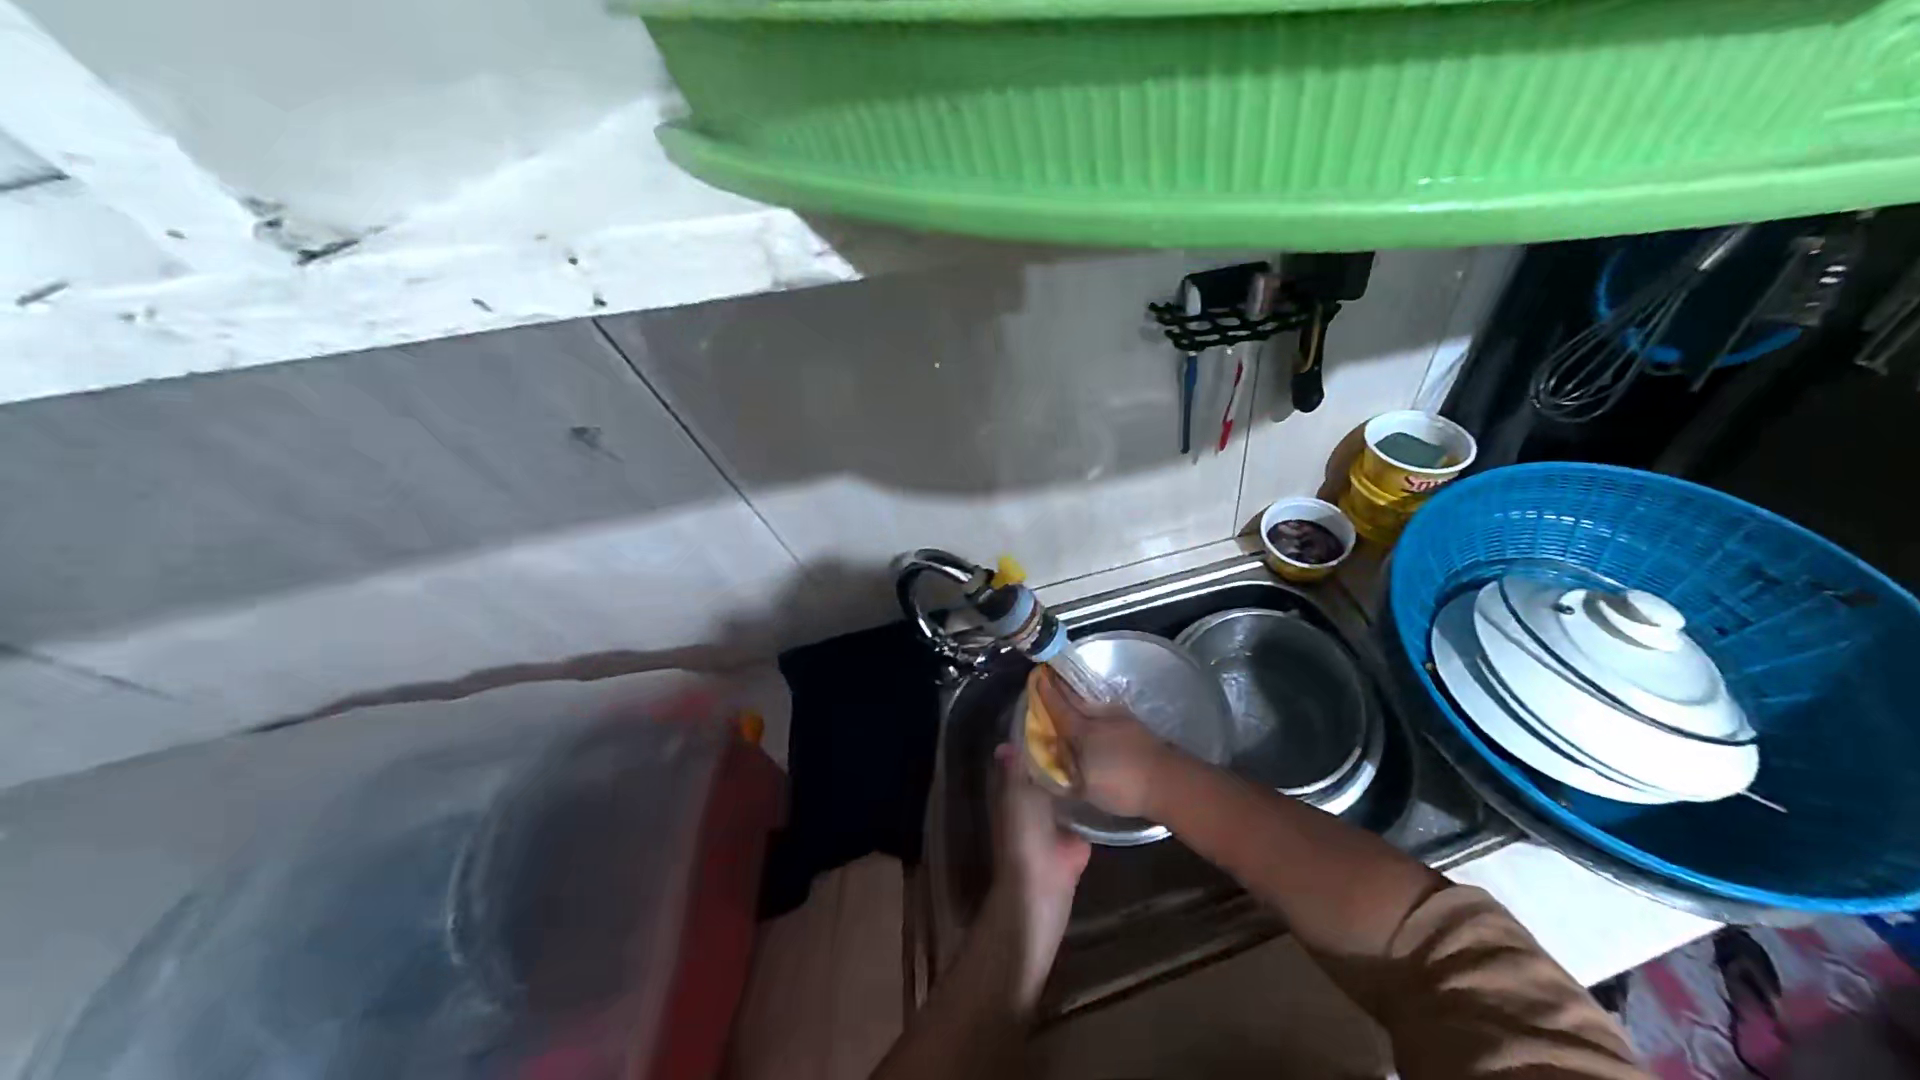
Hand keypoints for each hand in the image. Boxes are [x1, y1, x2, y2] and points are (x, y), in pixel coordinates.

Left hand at [989, 744, 1089, 1005]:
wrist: (1042, 886)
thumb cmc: (1023, 835)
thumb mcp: (1016, 794)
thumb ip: (1017, 770)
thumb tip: (1007, 743)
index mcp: (1013, 791)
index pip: (1024, 758)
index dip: (1035, 739)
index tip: (1056, 715)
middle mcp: (1033, 800)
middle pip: (1048, 771)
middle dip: (1062, 753)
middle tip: (1086, 724)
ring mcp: (1056, 818)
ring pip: (1068, 788)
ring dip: (1080, 773)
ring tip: (1101, 742)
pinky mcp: (1077, 834)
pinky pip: (1086, 809)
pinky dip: (1095, 796)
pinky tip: (1112, 773)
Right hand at [1031, 666, 1178, 818]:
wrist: (1167, 781)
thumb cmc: (1121, 786)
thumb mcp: (1085, 789)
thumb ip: (1063, 777)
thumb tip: (1046, 766)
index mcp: (1082, 731)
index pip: (1059, 708)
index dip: (1046, 693)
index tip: (1038, 676)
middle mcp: (1100, 719)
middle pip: (1076, 698)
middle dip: (1062, 686)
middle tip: (1051, 674)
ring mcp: (1121, 719)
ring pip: (1095, 703)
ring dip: (1081, 696)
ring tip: (1073, 694)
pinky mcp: (1137, 727)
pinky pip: (1109, 711)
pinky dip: (1099, 709)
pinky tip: (1100, 715)